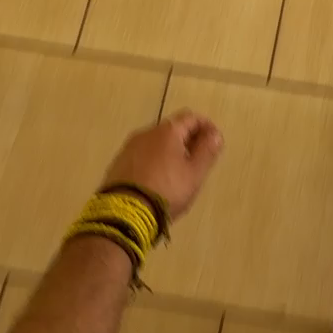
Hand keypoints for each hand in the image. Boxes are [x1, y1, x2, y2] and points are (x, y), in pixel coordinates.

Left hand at [102, 109, 224, 220]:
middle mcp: (146, 132)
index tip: (213, 143)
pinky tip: (156, 180)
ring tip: (177, 173)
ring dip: (169, 151)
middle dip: (187, 140)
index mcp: (168, 131)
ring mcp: (129, 148)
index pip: (191, 117)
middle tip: (197, 160)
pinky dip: (153, 161)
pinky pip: (141, 155)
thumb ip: (207, 150)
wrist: (124, 215)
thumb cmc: (167, 191)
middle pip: (172, 128)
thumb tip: (215, 134)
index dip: (206, 126)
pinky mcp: (117, 164)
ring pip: (155, 142)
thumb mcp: (194, 173)